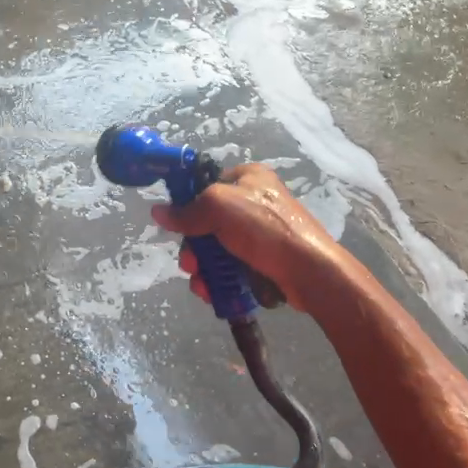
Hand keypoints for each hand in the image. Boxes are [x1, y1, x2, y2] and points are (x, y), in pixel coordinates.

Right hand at [151, 163, 352, 315]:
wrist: (310, 271)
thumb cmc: (263, 228)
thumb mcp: (217, 207)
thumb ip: (185, 211)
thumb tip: (157, 212)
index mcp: (248, 177)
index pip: (206, 183)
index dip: (187, 203)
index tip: (176, 224)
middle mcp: (255, 201)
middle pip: (208, 220)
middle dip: (193, 245)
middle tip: (189, 262)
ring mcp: (262, 233)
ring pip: (217, 247)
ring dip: (203, 266)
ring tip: (200, 282)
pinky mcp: (267, 260)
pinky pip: (233, 266)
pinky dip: (219, 278)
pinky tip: (212, 291)